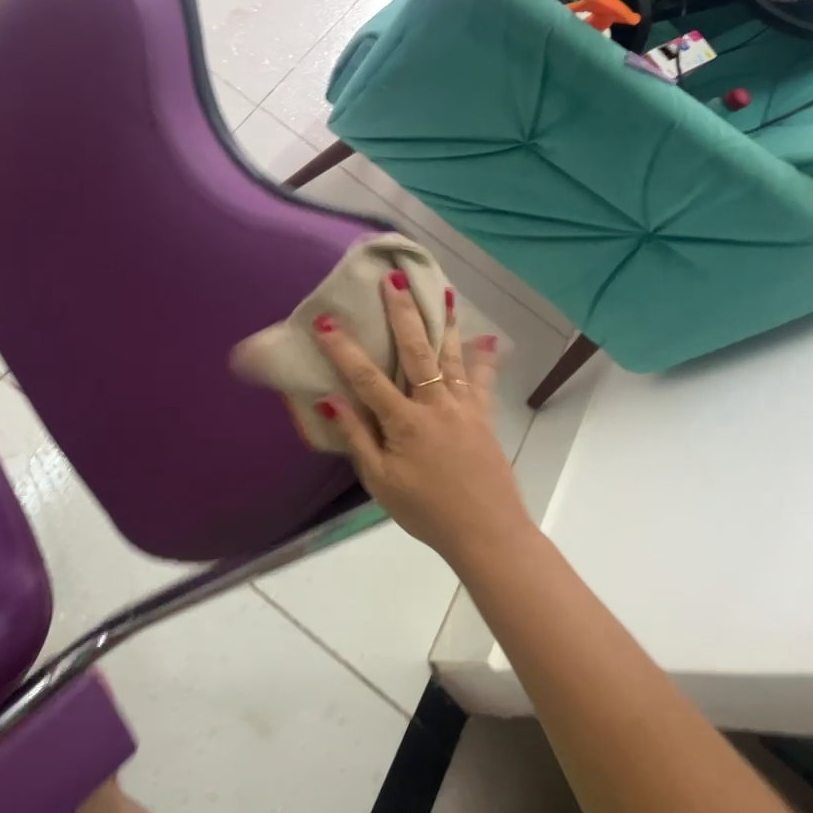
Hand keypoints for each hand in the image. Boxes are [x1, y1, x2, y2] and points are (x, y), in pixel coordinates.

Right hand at [310, 273, 531, 565]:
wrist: (488, 532)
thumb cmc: (426, 511)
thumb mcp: (380, 482)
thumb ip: (357, 438)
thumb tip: (330, 401)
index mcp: (405, 422)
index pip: (367, 377)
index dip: (343, 349)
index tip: (325, 321)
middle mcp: (435, 405)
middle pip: (416, 351)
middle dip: (402, 313)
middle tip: (393, 280)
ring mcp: (464, 408)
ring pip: (452, 357)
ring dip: (445, 322)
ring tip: (443, 292)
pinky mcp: (484, 418)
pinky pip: (483, 381)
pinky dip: (484, 358)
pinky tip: (487, 339)